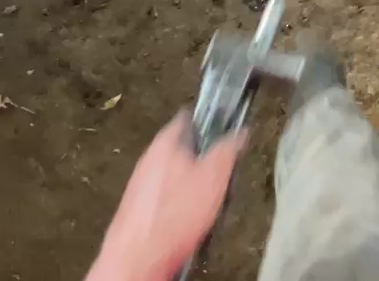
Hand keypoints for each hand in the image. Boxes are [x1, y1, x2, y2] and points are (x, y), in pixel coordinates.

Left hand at [85, 113, 245, 280]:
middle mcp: (150, 159)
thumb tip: (241, 132)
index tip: (226, 129)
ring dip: (194, 188)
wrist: (137, 261)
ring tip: (207, 205)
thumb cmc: (172, 216)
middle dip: (205, 162)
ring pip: (178, 177)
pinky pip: (168, 202)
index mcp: (166, 141)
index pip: (191, 117)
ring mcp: (142, 186)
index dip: (211, 121)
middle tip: (221, 175)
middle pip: (185, 150)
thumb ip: (229, 147)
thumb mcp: (216, 174)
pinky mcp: (139, 212)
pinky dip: (180, 209)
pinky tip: (189, 223)